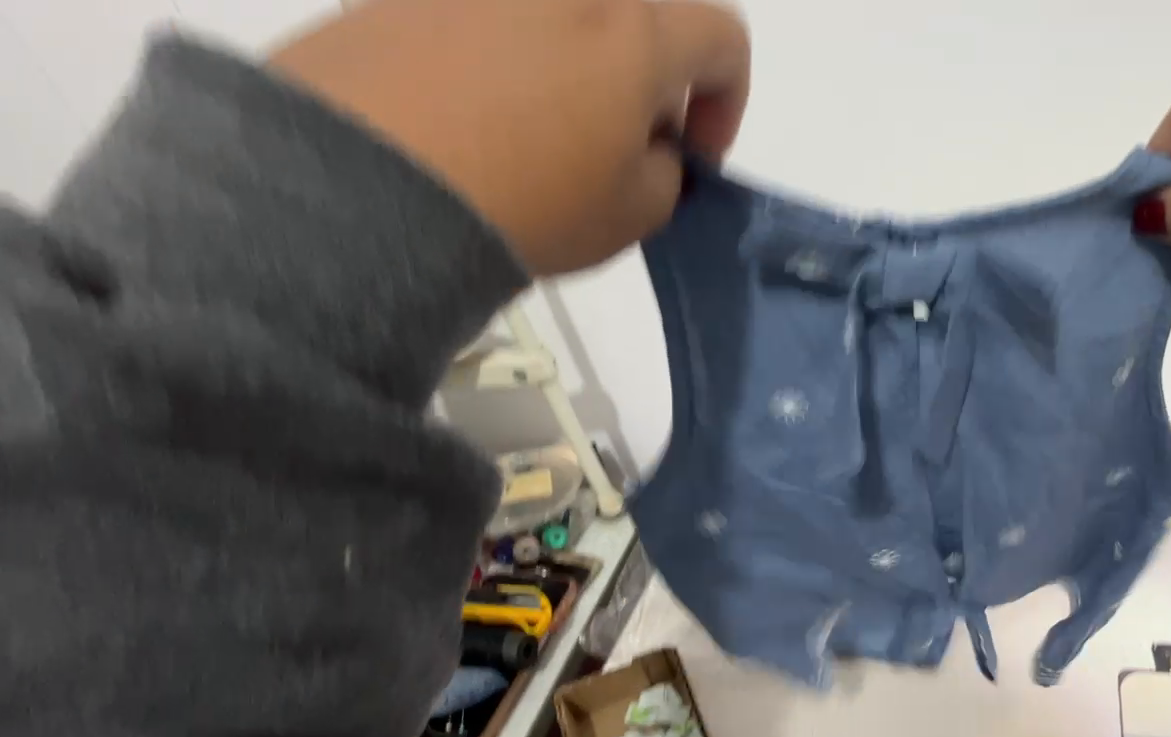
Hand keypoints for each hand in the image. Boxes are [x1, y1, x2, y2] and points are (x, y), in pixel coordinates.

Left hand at [270, 0, 749, 275]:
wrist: (373, 183)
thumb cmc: (533, 200)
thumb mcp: (638, 212)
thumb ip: (670, 169)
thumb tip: (651, 145)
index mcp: (637, 27)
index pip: (724, 40)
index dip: (727, 104)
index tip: (692, 154)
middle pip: (646, 16)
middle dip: (655, 77)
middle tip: (627, 139)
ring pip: (573, 15)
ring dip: (587, 62)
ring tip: (553, 126)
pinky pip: (502, 16)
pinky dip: (519, 52)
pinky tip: (491, 110)